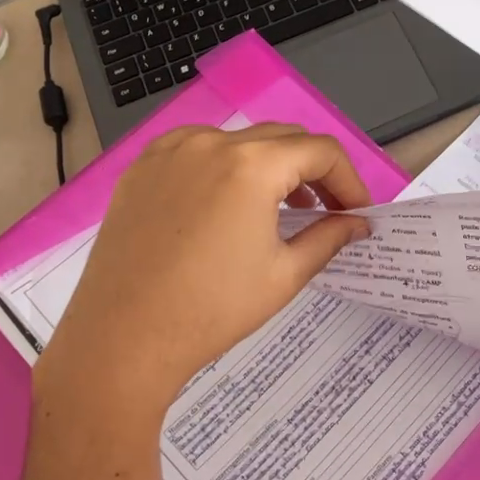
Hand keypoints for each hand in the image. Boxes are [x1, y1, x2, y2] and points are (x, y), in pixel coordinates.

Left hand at [37, 124, 371, 419]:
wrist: (120, 341)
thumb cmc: (211, 311)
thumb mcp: (284, 274)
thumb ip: (330, 237)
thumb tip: (359, 224)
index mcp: (252, 166)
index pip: (321, 151)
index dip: (349, 179)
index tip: (357, 211)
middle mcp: (211, 143)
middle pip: (283, 138)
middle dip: (315, 170)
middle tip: (329, 210)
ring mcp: (170, 152)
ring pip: (241, 140)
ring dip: (272, 165)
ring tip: (281, 208)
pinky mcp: (142, 168)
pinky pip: (199, 149)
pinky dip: (227, 165)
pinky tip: (228, 202)